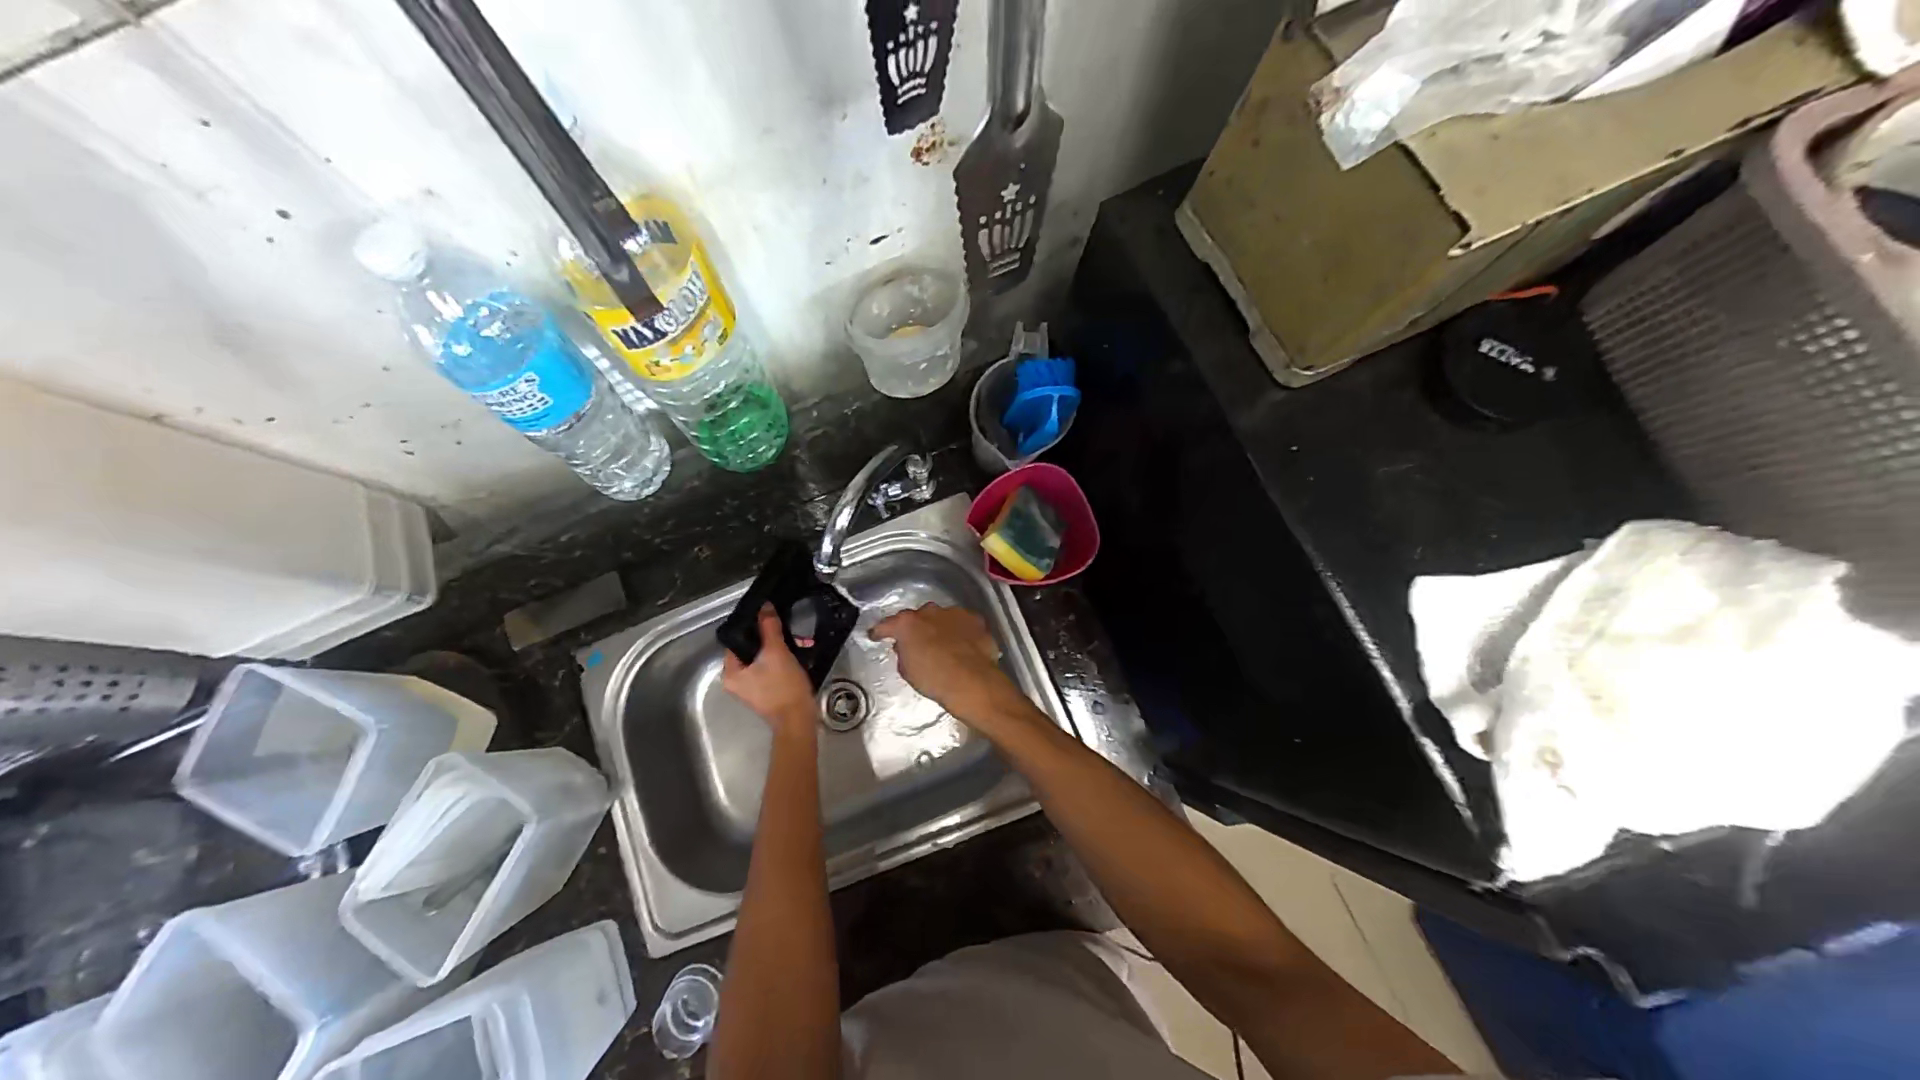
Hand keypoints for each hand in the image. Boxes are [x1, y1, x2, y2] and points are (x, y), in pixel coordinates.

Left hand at [723, 605, 817, 741]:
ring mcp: (752, 688)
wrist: (799, 719)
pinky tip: (797, 652)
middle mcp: (736, 681)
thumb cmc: (783, 686)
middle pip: (750, 649)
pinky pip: (770, 668)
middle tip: (785, 629)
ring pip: (763, 658)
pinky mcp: (766, 691)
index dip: (750, 626)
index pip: (736, 641)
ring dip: (779, 648)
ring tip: (797, 640)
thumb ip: (769, 627)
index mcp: (730, 673)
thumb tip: (764, 606)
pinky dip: (782, 660)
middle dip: (770, 638)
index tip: (766, 615)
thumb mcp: (776, 652)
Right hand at [870, 604, 1028, 726]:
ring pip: (942, 617)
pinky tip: (963, 645)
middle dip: (916, 628)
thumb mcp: (907, 671)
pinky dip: (960, 632)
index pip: (887, 624)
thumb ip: (902, 653)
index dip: (881, 631)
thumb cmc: (934, 679)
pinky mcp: (975, 620)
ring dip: (939, 628)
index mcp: (907, 623)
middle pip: (918, 617)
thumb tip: (905, 648)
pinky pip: (962, 624)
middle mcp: (929, 612)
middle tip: (917, 643)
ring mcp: (954, 613)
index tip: (877, 635)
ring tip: (943, 646)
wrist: (971, 682)